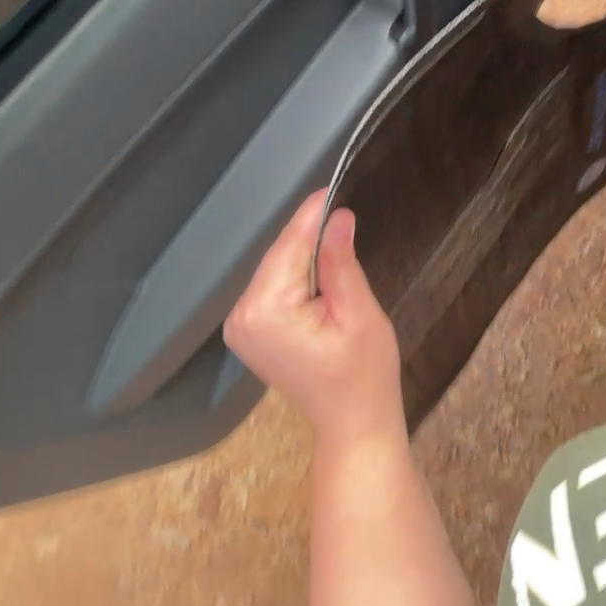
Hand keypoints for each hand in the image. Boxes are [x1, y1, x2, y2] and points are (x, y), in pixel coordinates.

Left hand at [225, 190, 404, 448]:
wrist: (353, 419)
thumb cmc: (365, 370)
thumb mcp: (359, 312)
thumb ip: (341, 263)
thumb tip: (337, 218)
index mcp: (266, 311)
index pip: (289, 248)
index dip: (310, 216)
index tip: (331, 187)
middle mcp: (242, 316)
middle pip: (278, 258)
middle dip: (308, 233)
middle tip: (339, 203)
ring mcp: (241, 327)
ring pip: (276, 271)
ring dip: (304, 252)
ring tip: (335, 229)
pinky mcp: (251, 333)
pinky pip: (274, 289)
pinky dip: (297, 273)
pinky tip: (320, 264)